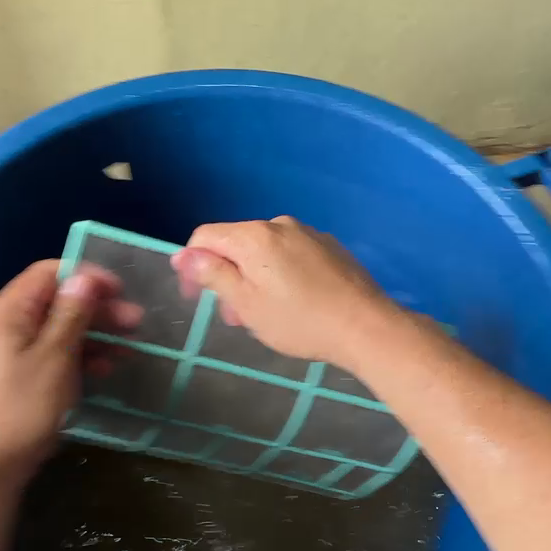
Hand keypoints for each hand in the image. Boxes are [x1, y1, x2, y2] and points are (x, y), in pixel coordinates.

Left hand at [0, 260, 135, 477]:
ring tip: (128, 351)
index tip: (121, 292)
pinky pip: (47, 355)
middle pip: (54, 302)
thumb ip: (71, 314)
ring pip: (54, 331)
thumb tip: (84, 277)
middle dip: (96, 310)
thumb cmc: (22, 408)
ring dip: (92, 336)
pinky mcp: (11, 379)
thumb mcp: (55, 357)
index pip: (48, 273)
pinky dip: (75, 358)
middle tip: (136, 323)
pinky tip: (102, 370)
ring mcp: (4, 354)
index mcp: (6, 312)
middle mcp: (1, 326)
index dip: (86, 277)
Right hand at [170, 216, 398, 366]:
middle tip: (235, 316)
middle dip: (226, 275)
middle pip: (235, 243)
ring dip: (253, 276)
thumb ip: (213, 275)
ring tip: (264, 313)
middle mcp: (278, 224)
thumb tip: (184, 255)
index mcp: (253, 236)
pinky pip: (289, 252)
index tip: (194, 297)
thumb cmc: (300, 321)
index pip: (204, 236)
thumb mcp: (247, 304)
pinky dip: (279, 272)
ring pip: (263, 250)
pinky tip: (294, 301)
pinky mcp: (328, 245)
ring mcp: (307, 232)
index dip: (191, 264)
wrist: (366, 326)